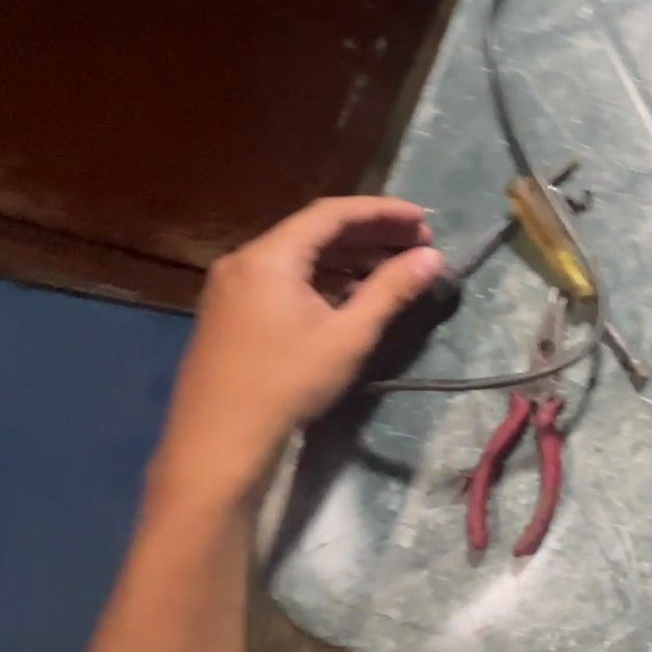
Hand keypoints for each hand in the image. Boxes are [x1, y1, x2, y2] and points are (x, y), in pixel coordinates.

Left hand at [149, 197, 442, 505]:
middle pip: (315, 230)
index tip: (423, 220)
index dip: (382, 211)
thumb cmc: (288, 382)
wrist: (219, 440)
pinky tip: (354, 292)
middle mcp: (245, 260)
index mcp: (270, 257)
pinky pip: (285, 276)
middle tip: (418, 242)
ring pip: (300, 254)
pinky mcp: (232, 311)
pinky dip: (325, 275)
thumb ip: (391, 289)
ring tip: (395, 267)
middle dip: (371, 233)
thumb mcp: (349, 335)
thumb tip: (431, 256)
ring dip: (350, 255)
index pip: (332, 214)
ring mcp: (233, 286)